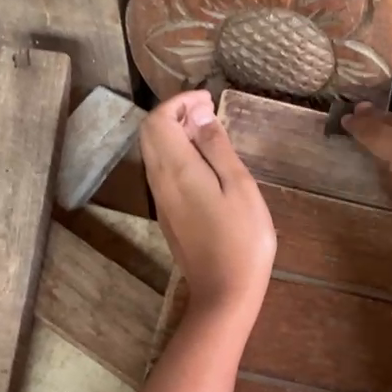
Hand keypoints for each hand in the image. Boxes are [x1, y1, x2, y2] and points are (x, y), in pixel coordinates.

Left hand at [141, 91, 276, 315]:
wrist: (225, 292)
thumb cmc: (242, 238)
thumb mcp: (239, 185)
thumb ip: (217, 147)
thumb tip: (200, 114)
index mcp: (175, 169)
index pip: (158, 120)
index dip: (179, 102)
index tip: (209, 99)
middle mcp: (160, 181)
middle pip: (150, 134)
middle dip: (175, 114)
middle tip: (209, 112)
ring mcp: (161, 201)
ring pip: (154, 154)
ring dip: (176, 135)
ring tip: (211, 133)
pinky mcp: (169, 216)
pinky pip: (163, 173)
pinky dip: (178, 155)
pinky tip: (206, 164)